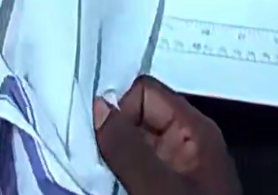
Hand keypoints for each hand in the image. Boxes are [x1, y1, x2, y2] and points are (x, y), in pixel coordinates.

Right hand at [93, 77, 240, 194]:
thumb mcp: (159, 191)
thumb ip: (128, 148)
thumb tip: (97, 107)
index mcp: (194, 130)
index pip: (145, 92)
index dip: (118, 107)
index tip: (95, 132)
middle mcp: (186, 144)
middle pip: (137, 117)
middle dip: (110, 133)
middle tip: (83, 149)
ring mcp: (177, 172)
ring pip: (132, 146)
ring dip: (109, 157)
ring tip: (88, 168)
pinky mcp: (164, 193)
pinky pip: (134, 172)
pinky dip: (115, 177)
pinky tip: (99, 183)